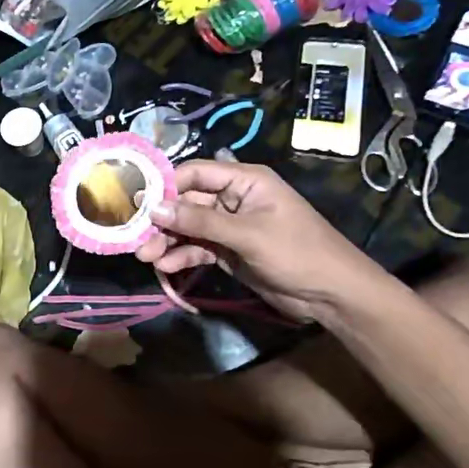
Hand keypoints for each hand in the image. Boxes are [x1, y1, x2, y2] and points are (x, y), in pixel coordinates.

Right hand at [136, 160, 380, 321]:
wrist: (332, 294)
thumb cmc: (296, 252)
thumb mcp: (247, 234)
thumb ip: (200, 220)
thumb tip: (154, 207)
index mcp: (244, 180)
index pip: (195, 173)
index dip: (165, 185)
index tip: (136, 202)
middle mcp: (234, 198)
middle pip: (187, 202)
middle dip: (163, 220)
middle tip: (138, 238)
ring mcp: (231, 226)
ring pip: (190, 227)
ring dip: (168, 240)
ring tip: (147, 257)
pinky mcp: (230, 251)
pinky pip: (200, 248)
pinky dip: (183, 256)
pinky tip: (167, 267)